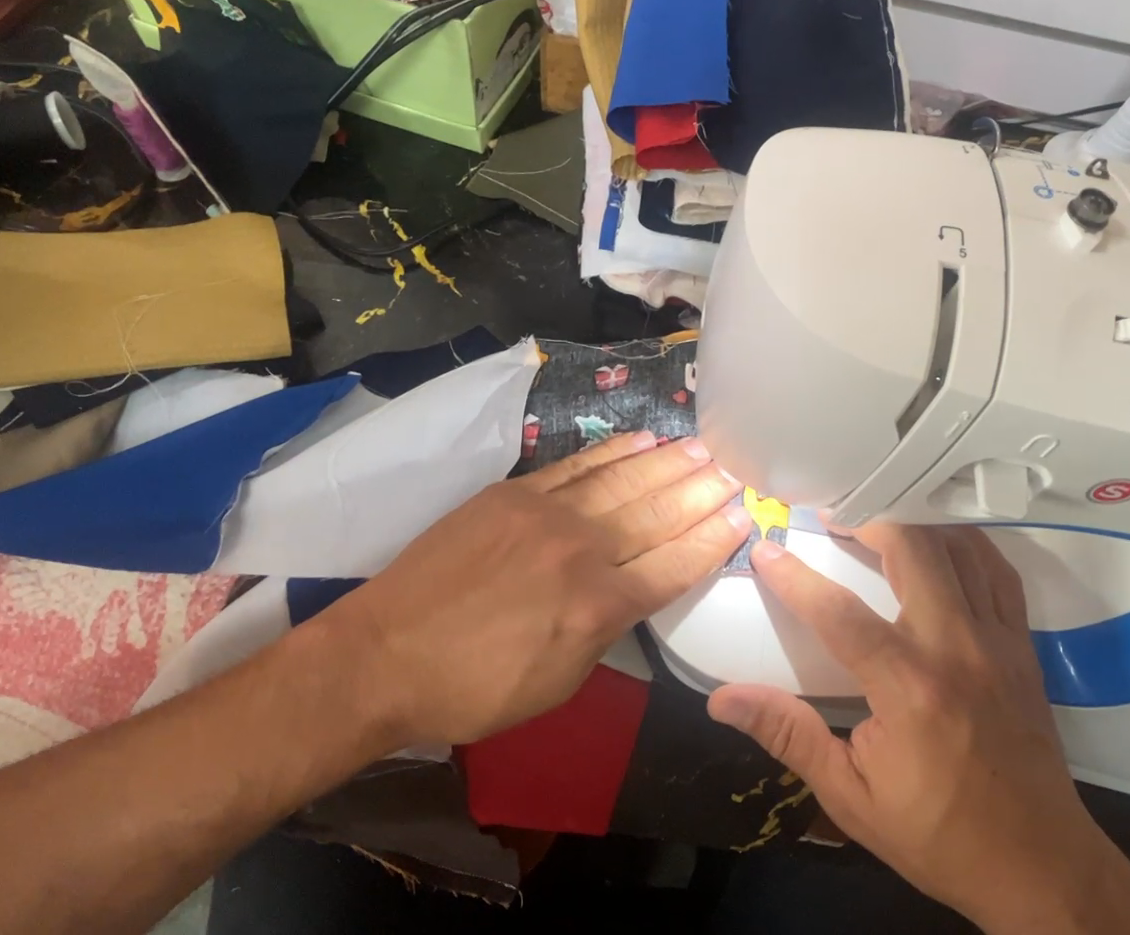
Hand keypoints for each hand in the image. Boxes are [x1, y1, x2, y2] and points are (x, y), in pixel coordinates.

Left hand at [327, 431, 751, 747]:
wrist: (384, 654)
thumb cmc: (474, 688)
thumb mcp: (558, 684)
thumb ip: (604, 632)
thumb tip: (630, 593)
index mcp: (598, 607)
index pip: (674, 565)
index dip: (713, 539)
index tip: (745, 514)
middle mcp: (582, 550)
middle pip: (657, 513)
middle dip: (703, 492)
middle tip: (738, 470)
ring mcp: (545, 513)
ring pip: (623, 480)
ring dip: (670, 463)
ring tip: (705, 448)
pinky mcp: (512, 492)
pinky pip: (577, 466)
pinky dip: (614, 452)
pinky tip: (643, 441)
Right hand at [707, 525, 1129, 934]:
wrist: (1040, 866)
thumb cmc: (937, 834)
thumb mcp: (850, 794)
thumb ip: (789, 735)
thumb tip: (724, 700)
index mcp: (908, 688)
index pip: (840, 612)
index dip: (795, 577)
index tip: (766, 550)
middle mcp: (957, 648)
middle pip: (913, 550)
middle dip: (867, 520)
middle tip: (831, 517)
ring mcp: (997, 641)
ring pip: (959, 549)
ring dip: (915, 526)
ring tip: (877, 523)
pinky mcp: (1022, 646)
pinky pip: (997, 571)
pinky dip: (965, 545)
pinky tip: (940, 545)